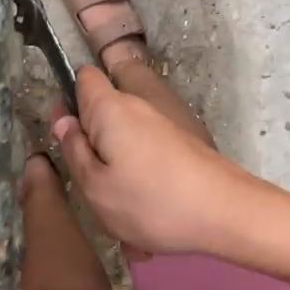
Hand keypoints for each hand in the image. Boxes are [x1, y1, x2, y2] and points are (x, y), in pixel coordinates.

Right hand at [52, 66, 262, 256]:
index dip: (69, 102)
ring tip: (122, 204)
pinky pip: (148, 152)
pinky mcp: (183, 141)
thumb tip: (64, 121)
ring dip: (119, 165)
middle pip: (105, 109)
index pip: (84, 77)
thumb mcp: (95, 187)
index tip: (69, 137)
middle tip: (93, 180)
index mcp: (110, 107)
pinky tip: (147, 208)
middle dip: (94, 140)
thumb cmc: (150, 201)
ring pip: (126, 136)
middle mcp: (139, 104)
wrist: (224, 212)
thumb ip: (73, 151)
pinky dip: (143, 175)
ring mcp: (165, 121)